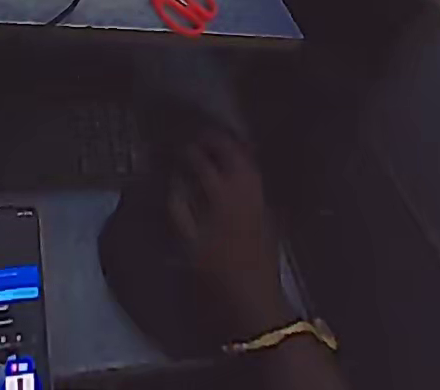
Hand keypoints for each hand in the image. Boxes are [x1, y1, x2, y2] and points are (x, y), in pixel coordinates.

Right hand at [167, 128, 295, 339]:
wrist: (256, 305)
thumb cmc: (216, 275)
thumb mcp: (187, 243)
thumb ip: (178, 207)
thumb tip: (173, 180)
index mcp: (221, 197)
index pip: (202, 162)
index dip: (187, 151)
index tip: (173, 146)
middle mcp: (243, 192)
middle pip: (231, 153)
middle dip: (214, 140)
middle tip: (197, 135)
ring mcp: (258, 201)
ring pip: (247, 162)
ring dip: (231, 149)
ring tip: (214, 144)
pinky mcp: (266, 212)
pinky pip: (254, 176)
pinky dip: (243, 163)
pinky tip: (232, 167)